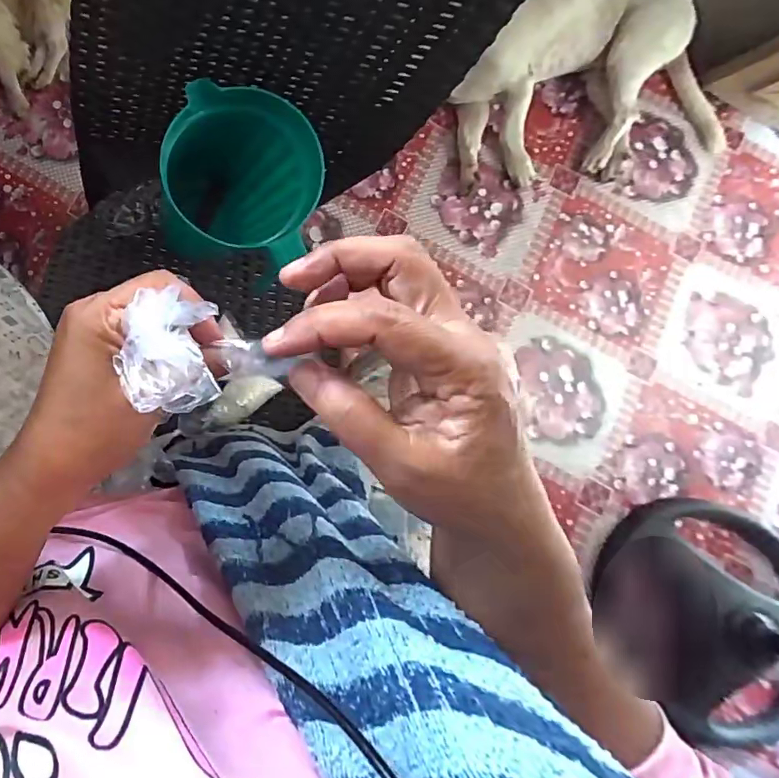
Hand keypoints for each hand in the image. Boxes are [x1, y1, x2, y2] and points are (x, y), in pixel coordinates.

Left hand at [8, 270, 219, 501]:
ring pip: (143, 321)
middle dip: (186, 327)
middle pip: (152, 302)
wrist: (49, 467)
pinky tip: (169, 375)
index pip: (159, 287)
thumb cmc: (94, 432)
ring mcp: (85, 331)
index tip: (216, 344)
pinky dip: (152, 351)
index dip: (195, 310)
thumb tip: (227, 354)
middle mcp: (89, 312)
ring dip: (171, 342)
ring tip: (196, 370)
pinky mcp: (87, 350)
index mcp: (97, 313)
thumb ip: (189, 367)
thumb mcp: (150, 396)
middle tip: (213, 360)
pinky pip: (129, 337)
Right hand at [261, 238, 584, 650]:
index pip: (383, 319)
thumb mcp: (397, 466)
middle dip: (340, 260)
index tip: (276, 346)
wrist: (502, 517)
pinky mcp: (436, 343)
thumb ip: (345, 413)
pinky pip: (390, 303)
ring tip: (304, 320)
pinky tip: (328, 343)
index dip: (321, 324)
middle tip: (290, 280)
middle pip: (402, 261)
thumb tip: (296, 367)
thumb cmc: (459, 496)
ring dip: (343, 279)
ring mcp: (452, 334)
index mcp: (462, 365)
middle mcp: (462, 334)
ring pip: (396, 272)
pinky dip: (350, 308)